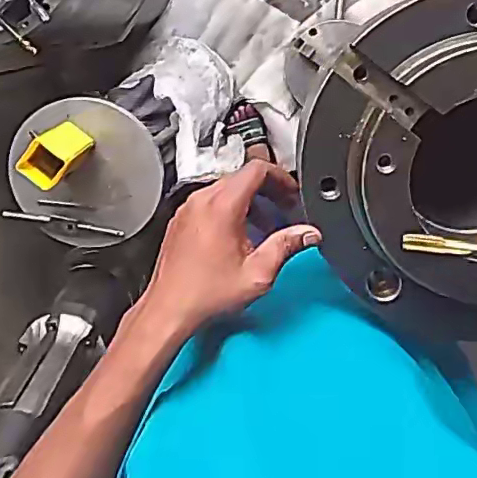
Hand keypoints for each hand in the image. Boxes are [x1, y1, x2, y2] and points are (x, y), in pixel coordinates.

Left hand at [134, 160, 320, 340]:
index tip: (291, 191)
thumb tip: (307, 233)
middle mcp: (202, 201)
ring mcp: (189, 208)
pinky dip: (231, 208)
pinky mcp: (182, 219)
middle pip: (242, 177)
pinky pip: (211, 201)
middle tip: (284, 208)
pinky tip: (241, 234)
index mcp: (222, 206)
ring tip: (266, 226)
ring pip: (227, 188)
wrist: (169, 308)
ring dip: (251, 201)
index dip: (281, 176)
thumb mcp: (258, 272)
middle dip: (269, 190)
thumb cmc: (204, 294)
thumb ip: (286, 246)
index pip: (256, 169)